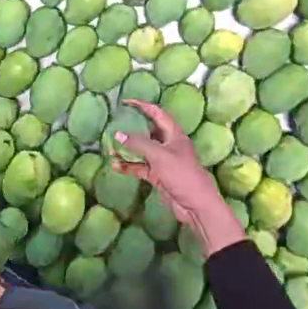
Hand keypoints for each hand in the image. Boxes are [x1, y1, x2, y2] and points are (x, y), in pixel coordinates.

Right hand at [113, 99, 245, 256]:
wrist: (197, 206)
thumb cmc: (182, 175)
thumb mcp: (159, 155)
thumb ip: (138, 143)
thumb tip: (118, 133)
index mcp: (174, 134)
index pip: (157, 113)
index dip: (142, 105)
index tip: (125, 102)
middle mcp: (168, 145)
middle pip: (147, 131)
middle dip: (130, 129)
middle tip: (114, 125)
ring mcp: (163, 161)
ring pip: (141, 150)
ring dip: (127, 150)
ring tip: (110, 149)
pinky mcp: (158, 175)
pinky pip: (140, 167)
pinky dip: (128, 166)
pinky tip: (115, 166)